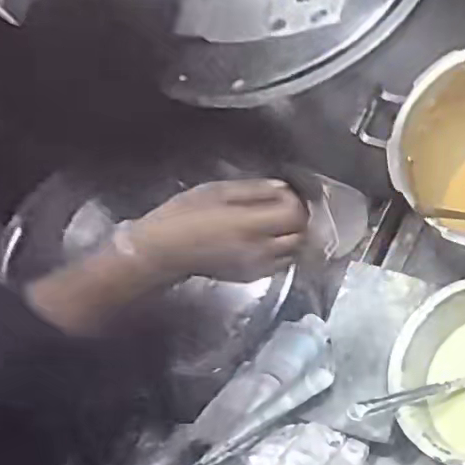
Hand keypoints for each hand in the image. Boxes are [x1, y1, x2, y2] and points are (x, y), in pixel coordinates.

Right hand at [123, 179, 308, 281]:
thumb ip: (253, 190)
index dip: (295, 204)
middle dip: (297, 221)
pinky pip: (282, 263)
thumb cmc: (183, 216)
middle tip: (283, 210)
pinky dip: (281, 251)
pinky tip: (263, 241)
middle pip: (301, 235)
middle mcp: (262, 248)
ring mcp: (262, 266)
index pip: (294, 215)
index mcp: (250, 224)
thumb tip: (282, 187)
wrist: (164, 251)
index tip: (286, 196)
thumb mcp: (214, 192)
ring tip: (273, 225)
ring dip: (291, 237)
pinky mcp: (258, 277)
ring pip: (295, 251)